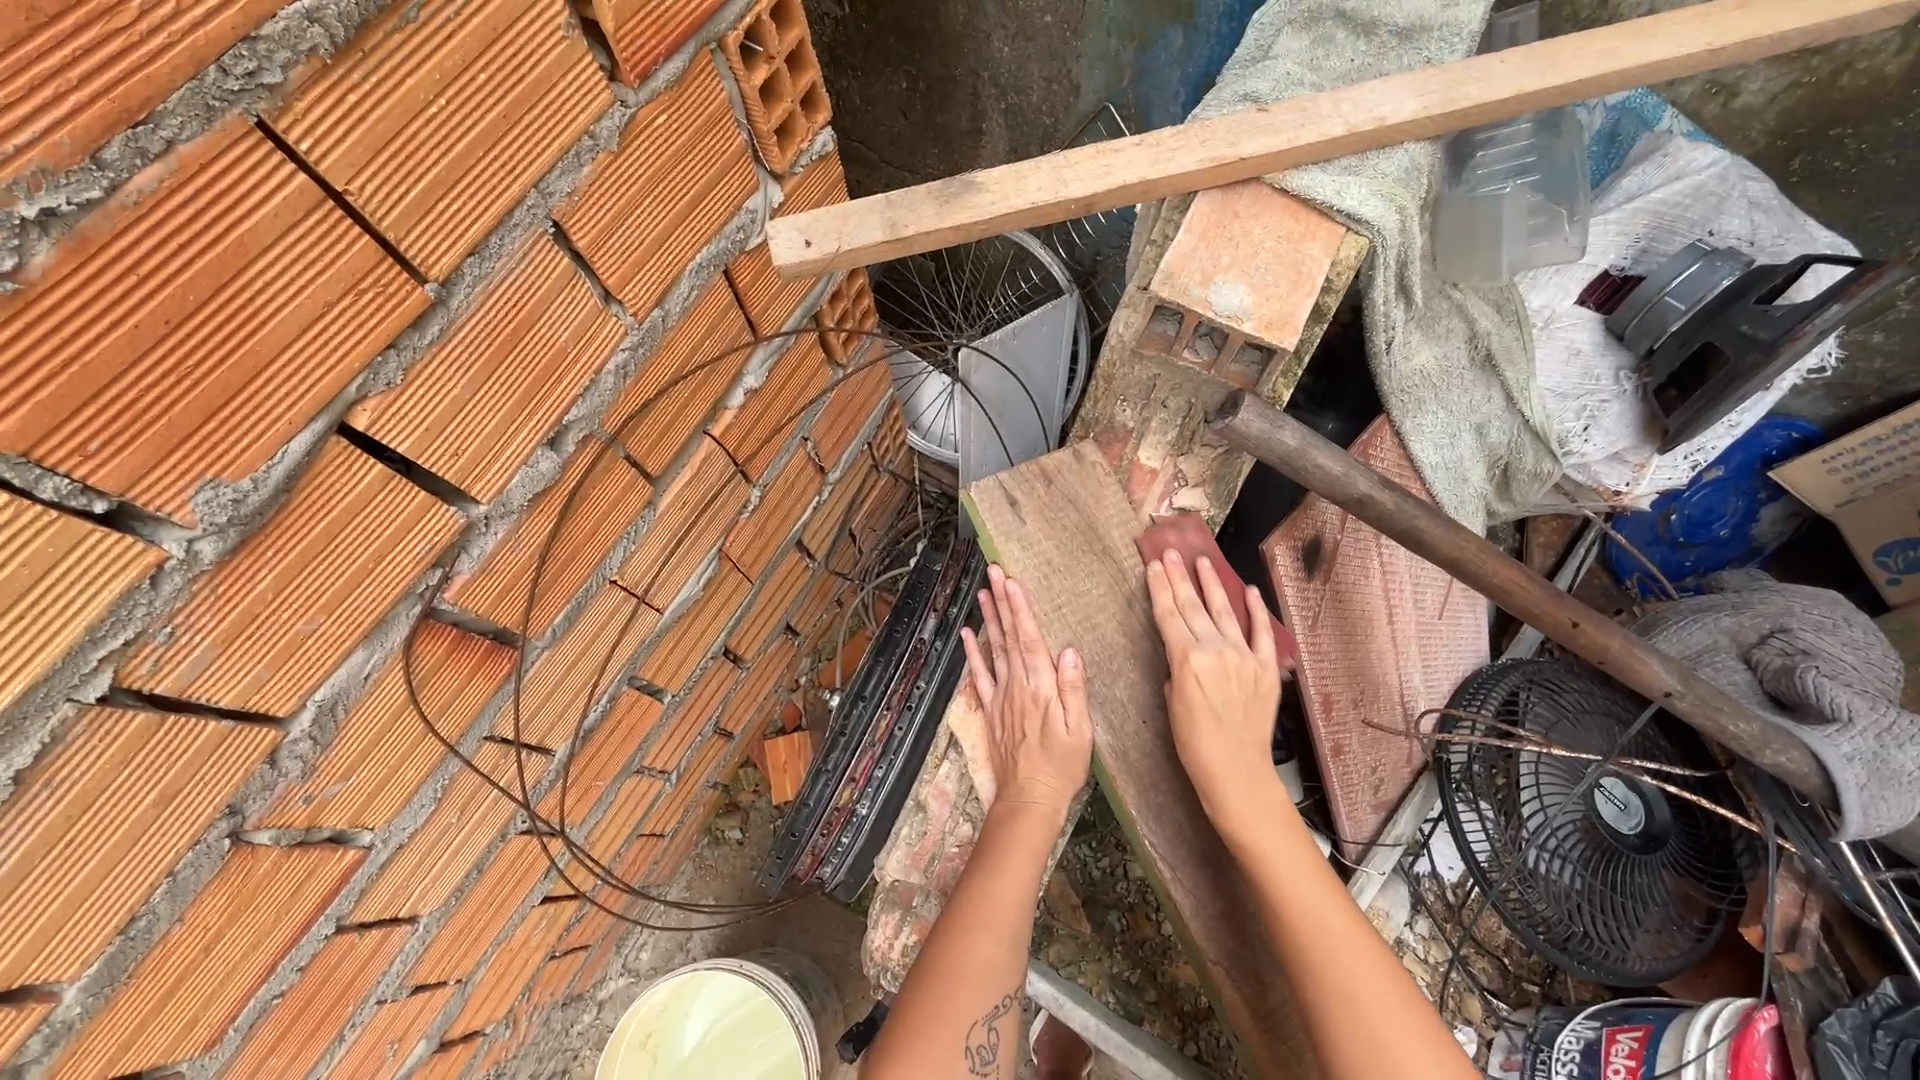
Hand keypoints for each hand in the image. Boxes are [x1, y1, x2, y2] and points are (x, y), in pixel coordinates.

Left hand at [959, 565, 1093, 818]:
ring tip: (984, 591)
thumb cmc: (1062, 767)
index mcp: (1042, 688)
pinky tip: (968, 633)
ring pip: (994, 649)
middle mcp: (1018, 686)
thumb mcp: (1081, 731)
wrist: (1029, 799)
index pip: (1031, 639)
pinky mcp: (991, 710)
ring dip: (989, 618)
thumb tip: (1071, 651)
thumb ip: (1074, 689)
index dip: (1022, 608)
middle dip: (1003, 601)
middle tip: (994, 571)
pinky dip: (973, 653)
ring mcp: (1001, 697)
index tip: (1013, 581)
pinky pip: (979, 676)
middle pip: (1010, 636)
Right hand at [1146, 549, 1284, 841]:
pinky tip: (1249, 591)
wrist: (1236, 770)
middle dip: (1179, 577)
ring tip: (1202, 561)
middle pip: (1193, 606)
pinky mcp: (1266, 668)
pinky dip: (1256, 611)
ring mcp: (1244, 657)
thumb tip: (1182, 656)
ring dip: (1212, 584)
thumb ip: (1176, 670)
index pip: (1169, 614)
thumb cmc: (1194, 744)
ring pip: (1225, 611)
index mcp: (1186, 659)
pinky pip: (1262, 633)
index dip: (1160, 588)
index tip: (1153, 565)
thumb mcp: (1172, 703)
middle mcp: (1216, 650)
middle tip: (1171, 553)